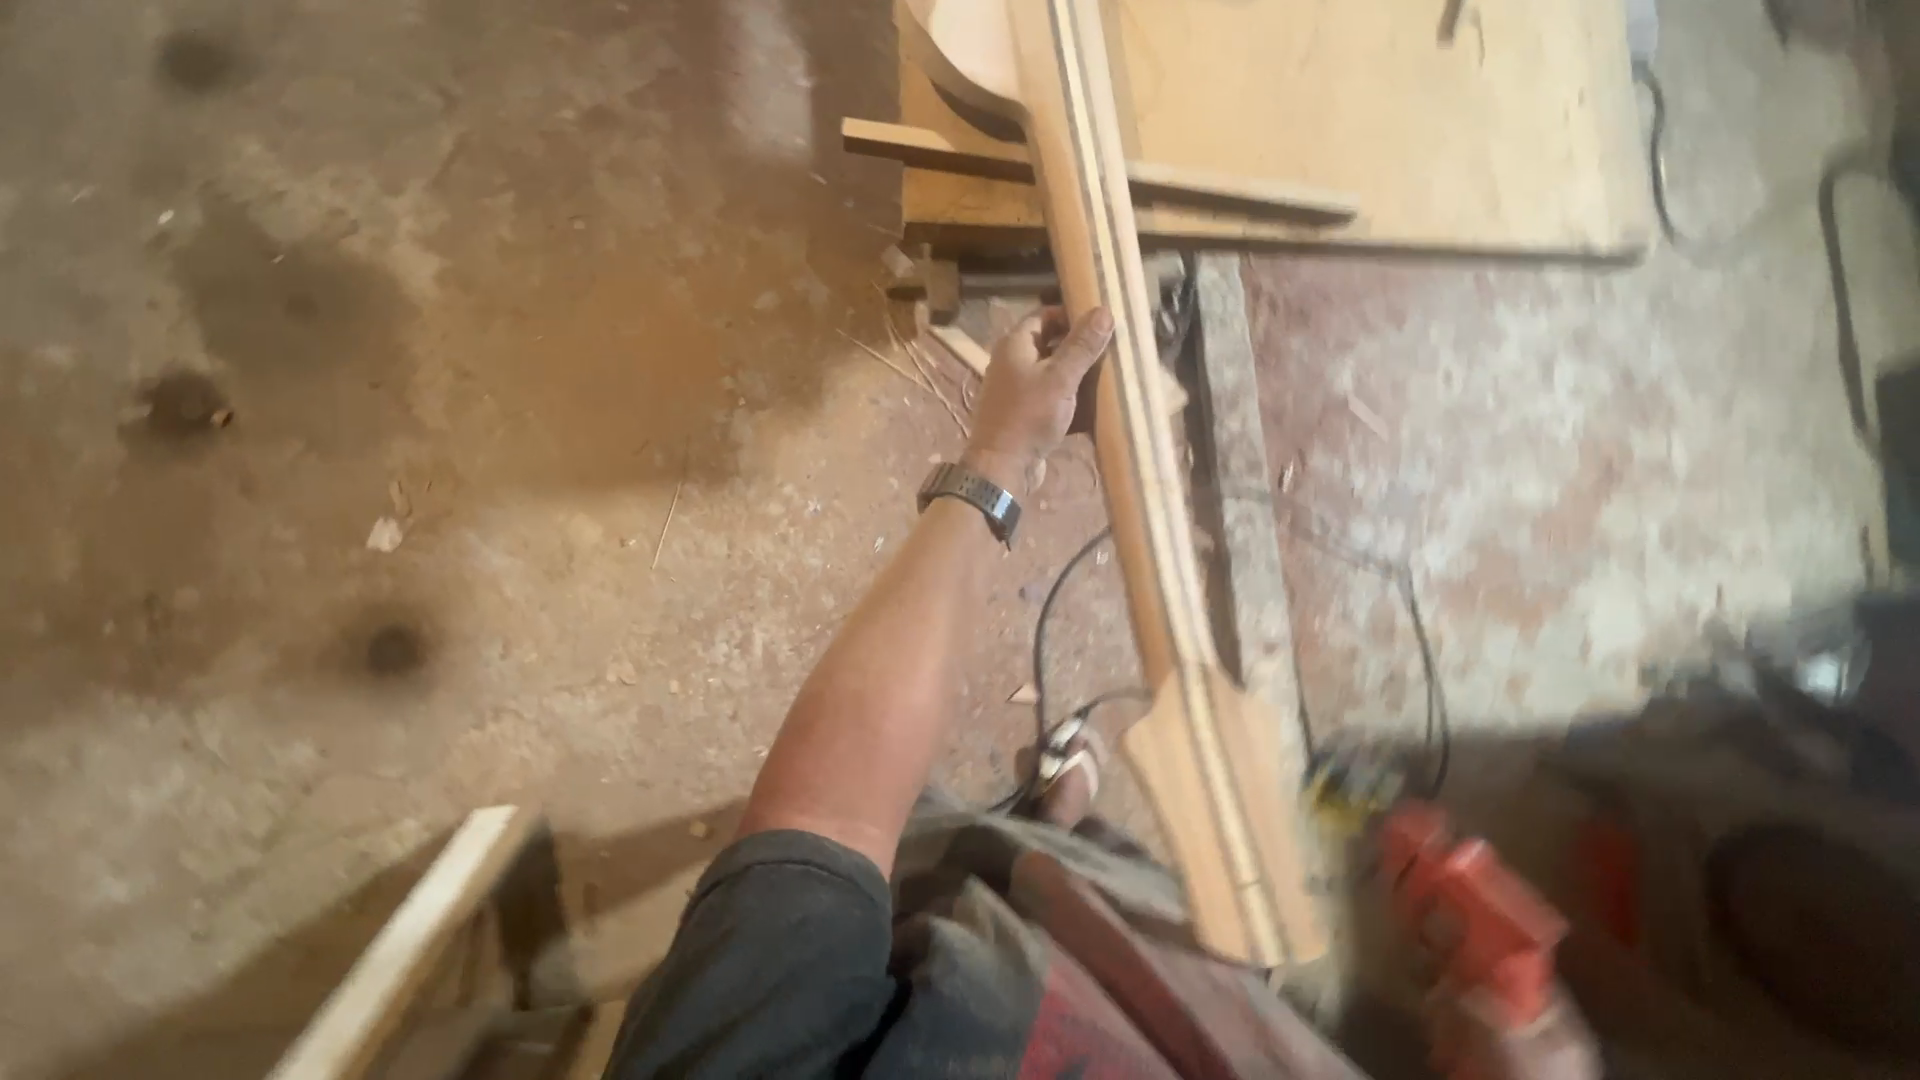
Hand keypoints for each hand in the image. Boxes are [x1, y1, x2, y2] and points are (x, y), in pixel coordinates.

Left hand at [962, 307, 1113, 493]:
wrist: (1003, 468)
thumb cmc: (1029, 416)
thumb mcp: (1060, 378)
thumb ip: (1081, 346)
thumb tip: (1104, 310)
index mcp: (1015, 345)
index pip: (1044, 315)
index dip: (1071, 314)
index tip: (1101, 320)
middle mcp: (1012, 364)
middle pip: (1050, 345)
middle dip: (1079, 346)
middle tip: (1112, 347)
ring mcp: (1018, 391)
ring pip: (1053, 374)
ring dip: (1078, 374)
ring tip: (1110, 373)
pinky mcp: (1026, 415)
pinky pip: (1052, 399)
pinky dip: (1071, 400)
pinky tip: (1096, 404)